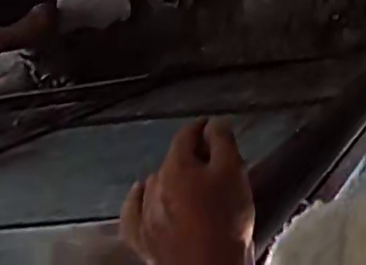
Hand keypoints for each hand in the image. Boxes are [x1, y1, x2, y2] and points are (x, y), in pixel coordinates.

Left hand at [121, 119, 253, 264]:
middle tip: (215, 159)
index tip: (217, 128)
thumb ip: (222, 139)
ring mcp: (144, 217)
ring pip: (156, 182)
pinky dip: (136, 200)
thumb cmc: (226, 215)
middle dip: (192, 153)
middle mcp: (154, 189)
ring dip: (172, 175)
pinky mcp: (142, 240)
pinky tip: (141, 193)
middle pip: (173, 158)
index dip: (202, 127)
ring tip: (193, 180)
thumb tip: (212, 124)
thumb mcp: (233, 169)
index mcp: (176, 167)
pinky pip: (132, 213)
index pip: (185, 134)